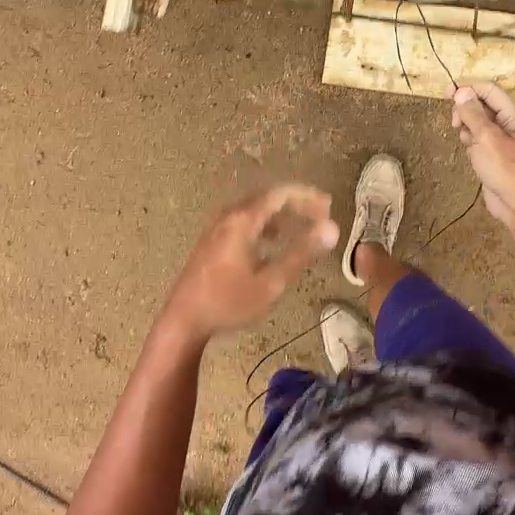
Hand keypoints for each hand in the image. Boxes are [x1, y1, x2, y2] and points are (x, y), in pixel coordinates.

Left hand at [162, 184, 338, 342]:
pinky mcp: (213, 241)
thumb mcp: (271, 282)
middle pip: (268, 199)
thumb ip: (302, 253)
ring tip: (303, 227)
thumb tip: (332, 229)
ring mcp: (218, 228)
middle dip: (296, 204)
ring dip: (282, 216)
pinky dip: (266, 227)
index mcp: (243, 221)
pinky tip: (275, 244)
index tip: (327, 205)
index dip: (306, 196)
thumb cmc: (229, 302)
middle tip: (321, 213)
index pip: (280, 194)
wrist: (183, 320)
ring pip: (256, 211)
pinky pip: (245, 223)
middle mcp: (229, 217)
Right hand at [450, 83, 514, 231]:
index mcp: (514, 118)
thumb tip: (462, 91)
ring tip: (467, 141)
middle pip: (483, 107)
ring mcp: (501, 143)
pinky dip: (471, 143)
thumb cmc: (506, 169)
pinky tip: (470, 153)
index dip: (470, 88)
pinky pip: (478, 141)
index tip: (448, 92)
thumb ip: (473, 113)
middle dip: (466, 110)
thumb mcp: (487, 138)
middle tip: (455, 122)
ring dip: (467, 128)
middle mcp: (509, 127)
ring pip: (478, 125)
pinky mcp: (493, 157)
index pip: (491, 92)